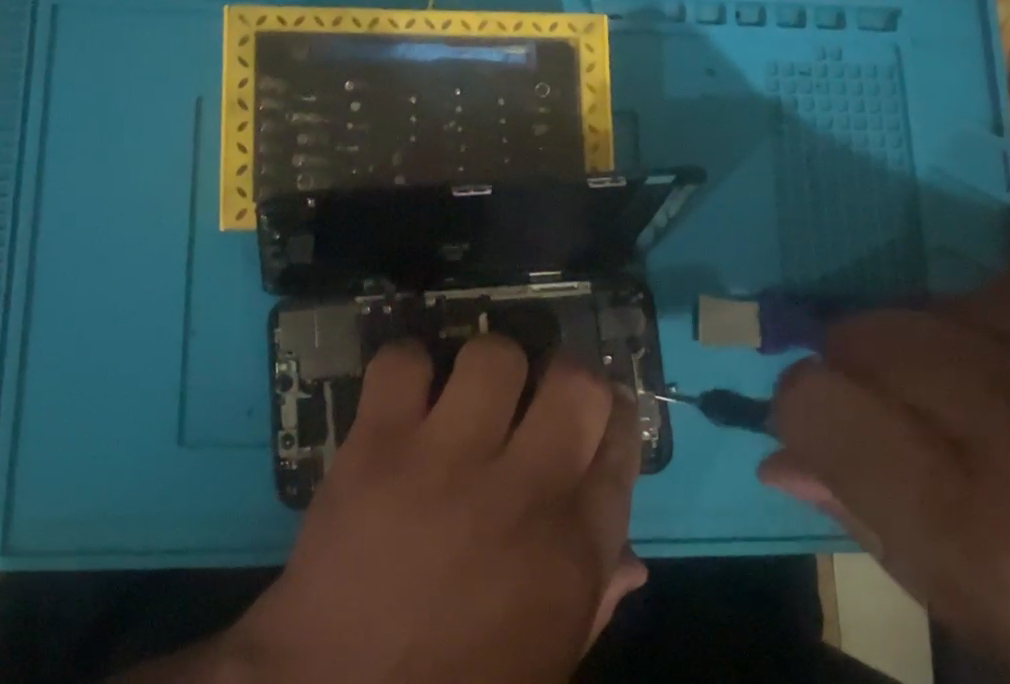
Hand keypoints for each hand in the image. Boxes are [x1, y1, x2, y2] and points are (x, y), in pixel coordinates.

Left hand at [217, 335, 645, 683]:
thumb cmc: (451, 677)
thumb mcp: (545, 657)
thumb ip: (592, 601)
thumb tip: (632, 559)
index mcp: (573, 549)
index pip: (621, 447)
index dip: (614, 419)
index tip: (595, 415)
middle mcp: (522, 490)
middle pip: (575, 386)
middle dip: (564, 378)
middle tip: (536, 394)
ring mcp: (446, 459)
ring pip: (493, 357)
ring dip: (486, 366)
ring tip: (467, 392)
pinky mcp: (377, 442)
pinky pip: (402, 362)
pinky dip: (406, 364)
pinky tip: (405, 393)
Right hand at [762, 257, 1009, 683]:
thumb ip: (882, 532)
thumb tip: (780, 458)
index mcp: (998, 540)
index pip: (813, 404)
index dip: (812, 416)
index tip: (844, 432)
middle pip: (864, 336)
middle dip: (872, 375)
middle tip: (931, 418)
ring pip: (942, 298)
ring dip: (956, 345)